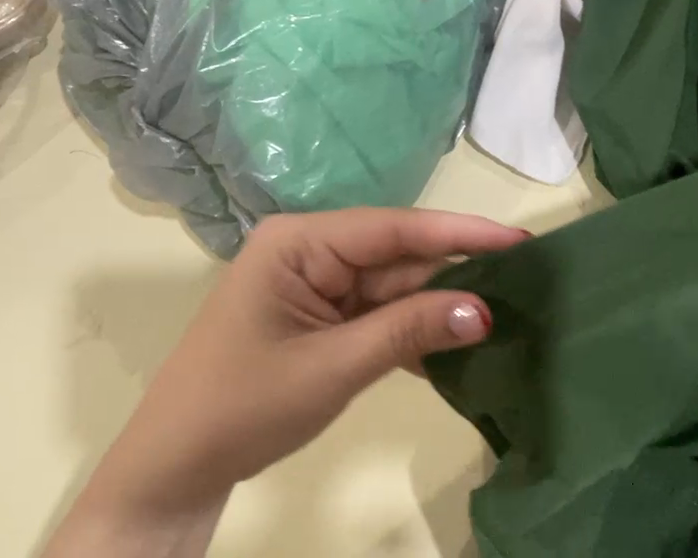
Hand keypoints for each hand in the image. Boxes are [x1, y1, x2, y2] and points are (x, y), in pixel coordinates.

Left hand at [43, 208, 528, 557]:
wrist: (173, 469)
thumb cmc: (242, 406)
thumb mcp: (332, 367)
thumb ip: (410, 331)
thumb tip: (485, 311)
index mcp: (300, 240)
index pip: (394, 228)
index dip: (460, 234)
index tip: (519, 240)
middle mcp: (310, 250)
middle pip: (397, 255)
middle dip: (454, 272)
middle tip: (524, 279)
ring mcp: (315, 284)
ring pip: (392, 286)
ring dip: (438, 305)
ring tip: (504, 310)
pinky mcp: (319, 317)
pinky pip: (377, 313)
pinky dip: (412, 330)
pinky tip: (456, 342)